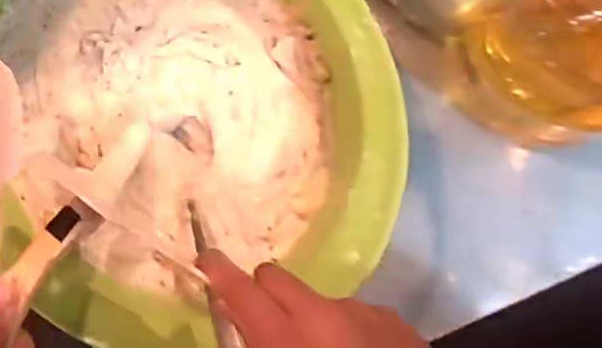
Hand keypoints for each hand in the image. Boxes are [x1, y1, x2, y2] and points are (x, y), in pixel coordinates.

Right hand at [198, 252, 421, 347]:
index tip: (205, 262)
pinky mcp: (396, 323)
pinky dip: (350, 335)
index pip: (241, 289)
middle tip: (269, 334)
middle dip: (264, 298)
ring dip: (311, 323)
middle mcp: (322, 314)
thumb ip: (257, 344)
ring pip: (316, 300)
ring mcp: (362, 313)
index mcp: (289, 340)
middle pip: (273, 277)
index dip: (219, 273)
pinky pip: (357, 314)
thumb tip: (240, 327)